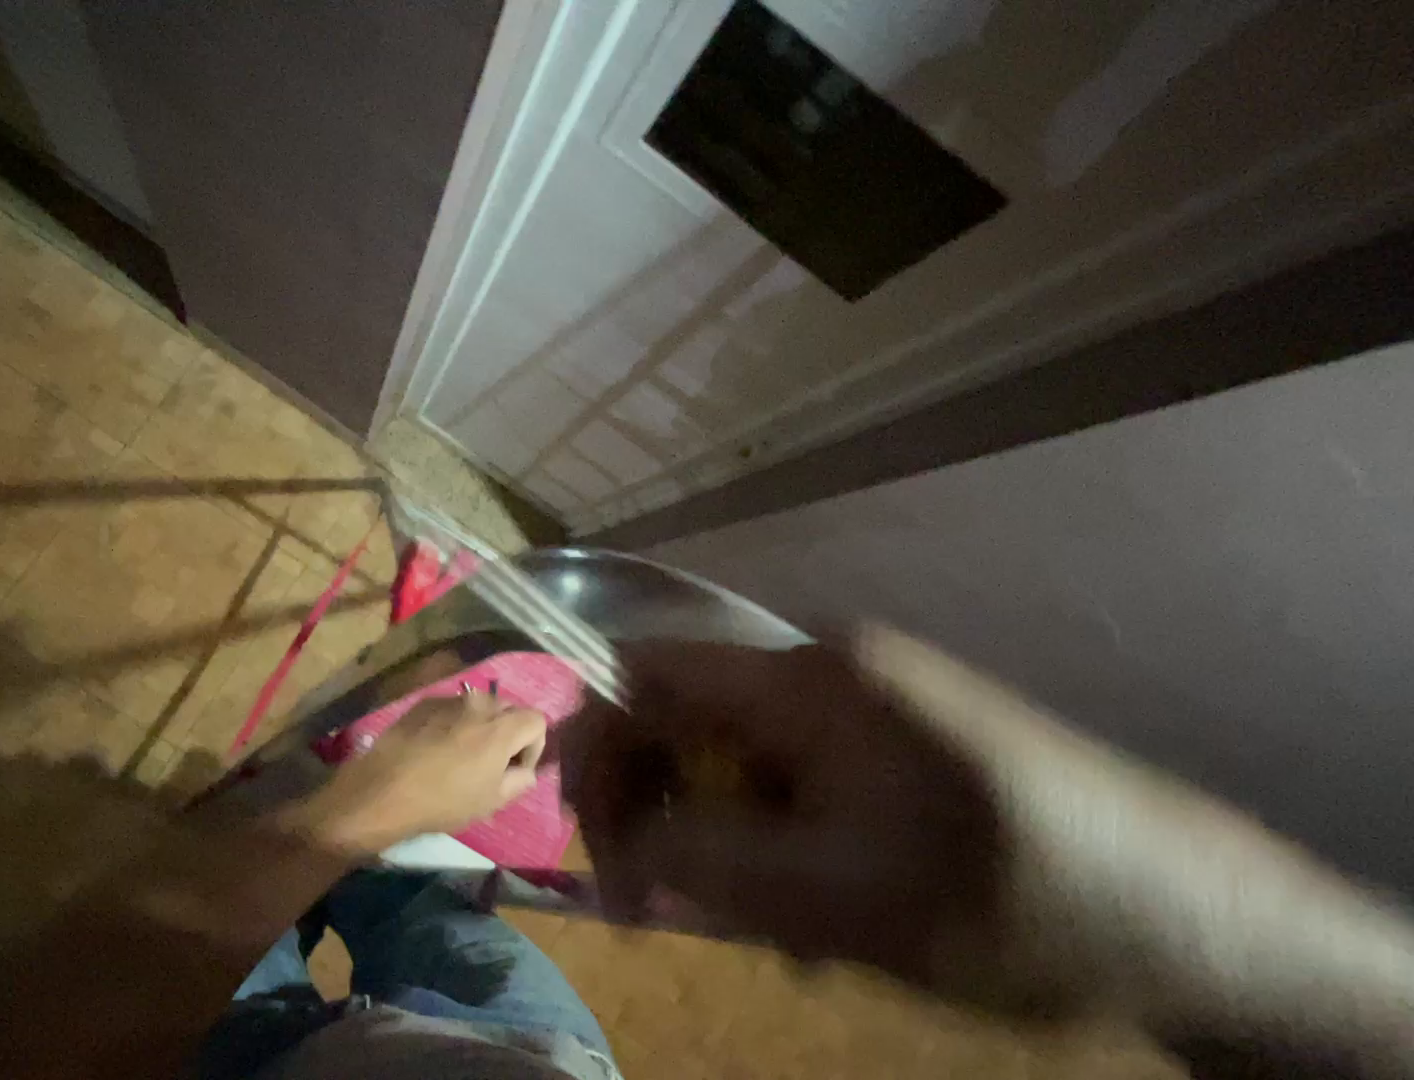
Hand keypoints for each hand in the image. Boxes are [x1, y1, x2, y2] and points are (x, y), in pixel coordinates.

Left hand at [278, 691, 548, 854]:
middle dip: (509, 733)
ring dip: (481, 725)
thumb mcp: (491, 802)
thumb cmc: (443, 800)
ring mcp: (449, 699)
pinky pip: (452, 707)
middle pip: (509, 709)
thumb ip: (520, 781)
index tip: (515, 769)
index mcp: (501, 727)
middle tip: (492, 763)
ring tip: (462, 754)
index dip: (533, 746)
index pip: (536, 720)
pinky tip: (436, 747)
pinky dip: (454, 722)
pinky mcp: (424, 702)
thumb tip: (524, 770)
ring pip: (479, 705)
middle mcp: (478, 703)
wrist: (384, 790)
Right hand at [561, 638, 1002, 991]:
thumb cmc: (1012, 899)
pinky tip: (812, 910)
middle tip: (660, 906)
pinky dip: (773, 834)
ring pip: (736, 753)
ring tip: (756, 924)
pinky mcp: (893, 735)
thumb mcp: (837, 900)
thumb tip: (621, 844)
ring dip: (720, 834)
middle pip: (686, 714)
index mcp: (803, 677)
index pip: (646, 672)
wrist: (1211, 925)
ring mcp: (862, 697)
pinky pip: (792, 772)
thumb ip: (704, 862)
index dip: (596, 744)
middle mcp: (822, 666)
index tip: (595, 841)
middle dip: (658, 806)